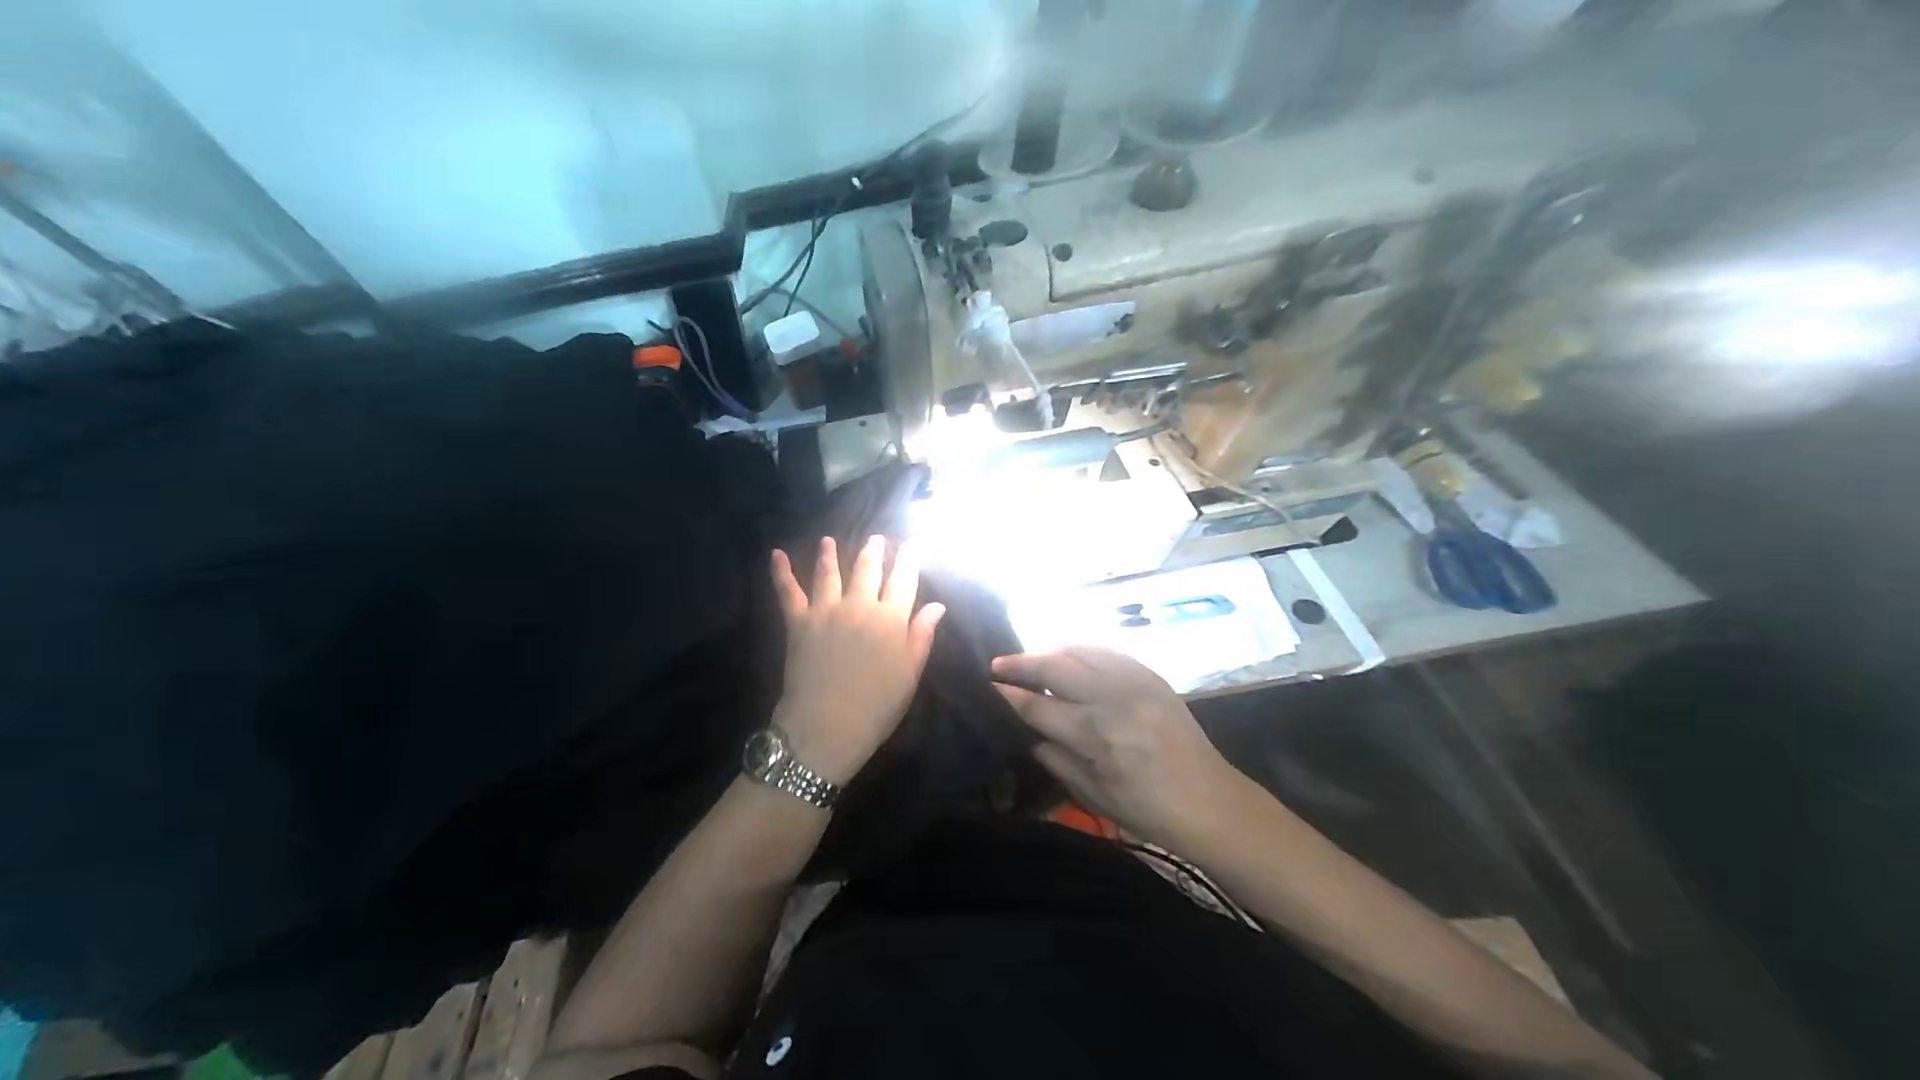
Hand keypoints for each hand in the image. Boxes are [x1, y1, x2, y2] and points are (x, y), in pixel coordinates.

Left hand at [771, 536, 945, 785]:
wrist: (827, 725)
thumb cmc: (877, 706)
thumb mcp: (910, 674)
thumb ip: (922, 636)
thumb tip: (937, 605)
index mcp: (891, 619)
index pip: (904, 581)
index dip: (909, 560)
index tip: (911, 544)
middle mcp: (860, 606)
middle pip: (868, 570)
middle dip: (874, 551)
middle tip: (876, 538)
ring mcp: (826, 611)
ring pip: (829, 573)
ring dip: (829, 554)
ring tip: (829, 540)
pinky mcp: (798, 622)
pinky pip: (788, 592)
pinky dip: (781, 572)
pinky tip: (776, 555)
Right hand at [993, 647, 1255, 846]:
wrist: (1212, 802)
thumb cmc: (1148, 810)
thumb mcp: (1093, 794)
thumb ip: (1055, 758)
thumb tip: (1027, 731)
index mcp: (1097, 735)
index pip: (1038, 707)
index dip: (1008, 695)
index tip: (986, 685)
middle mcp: (1114, 699)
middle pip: (1055, 667)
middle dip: (1021, 663)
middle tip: (997, 664)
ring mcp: (1136, 682)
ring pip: (1080, 651)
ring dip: (1050, 653)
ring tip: (1031, 661)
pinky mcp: (1152, 676)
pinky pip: (1108, 653)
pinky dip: (1082, 652)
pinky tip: (1070, 659)